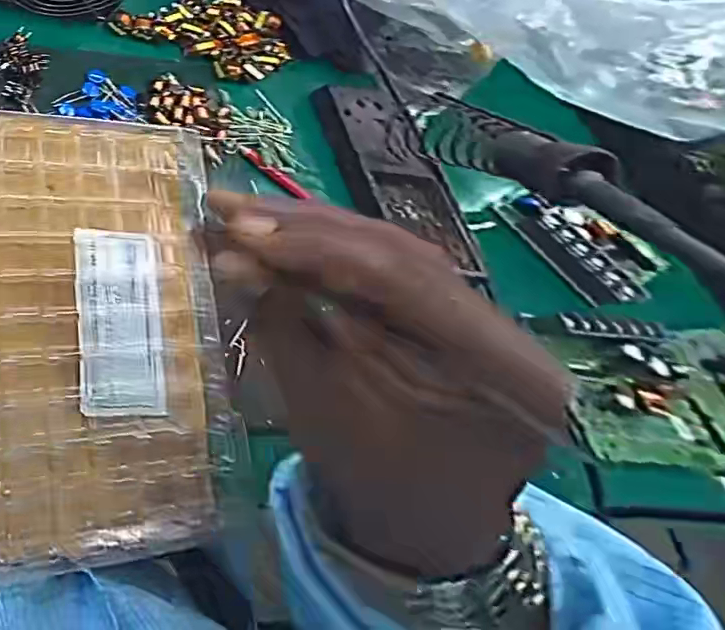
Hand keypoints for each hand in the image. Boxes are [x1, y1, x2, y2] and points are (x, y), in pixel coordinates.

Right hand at [208, 191, 570, 577]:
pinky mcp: (435, 307)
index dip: (311, 246)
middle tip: (227, 207)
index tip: (239, 231)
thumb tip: (228, 256)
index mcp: (496, 363)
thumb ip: (281, 319)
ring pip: (379, 244)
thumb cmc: (369, 472)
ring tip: (236, 211)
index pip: (398, 275)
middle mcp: (497, 325)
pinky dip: (315, 244)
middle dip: (297, 225)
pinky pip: (373, 261)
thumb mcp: (318, 396)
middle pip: (389, 248)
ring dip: (300, 225)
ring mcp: (470, 311)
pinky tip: (270, 230)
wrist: (416, 518)